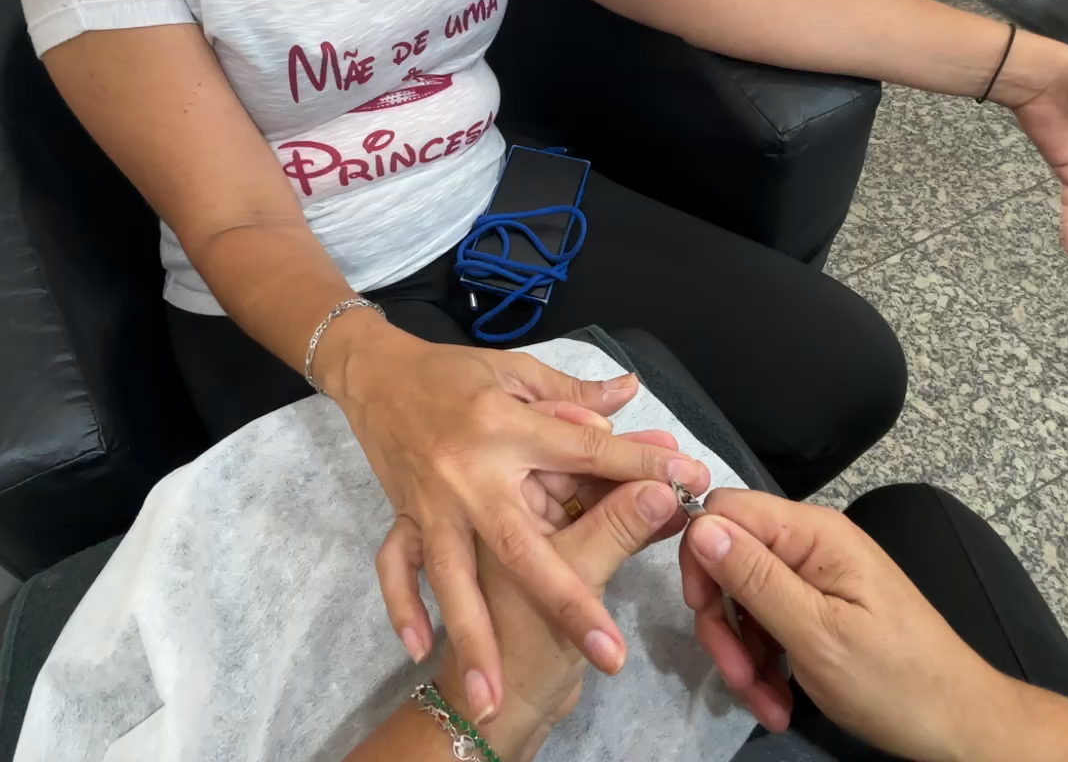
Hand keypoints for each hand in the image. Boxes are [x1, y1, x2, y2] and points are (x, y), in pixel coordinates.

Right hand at [328, 322, 710, 721]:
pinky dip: (404, 607)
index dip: (640, 465)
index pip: (584, 450)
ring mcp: (430, 500)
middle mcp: (469, 471)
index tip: (689, 483)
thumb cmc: (453, 370)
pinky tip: (422, 648)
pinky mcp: (401, 514)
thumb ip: (572, 391)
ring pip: (453, 576)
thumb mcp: (515, 371)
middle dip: (564, 599)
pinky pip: (395, 567)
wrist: (378, 373)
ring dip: (474, 636)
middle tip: (608, 652)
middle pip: (522, 543)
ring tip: (496, 696)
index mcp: (504, 425)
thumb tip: (631, 391)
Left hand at [432, 476, 687, 759]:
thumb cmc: (523, 637)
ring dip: (643, 493)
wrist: (505, 708)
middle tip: (691, 465)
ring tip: (692, 480)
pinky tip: (673, 512)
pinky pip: (601, 523)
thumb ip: (616, 527)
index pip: (568, 454)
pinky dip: (637, 521)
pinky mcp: (561, 550)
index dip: (626, 455)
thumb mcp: (573, 573)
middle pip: (586, 470)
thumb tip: (664, 487)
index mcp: (502, 486)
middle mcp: (517, 493)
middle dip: (640, 468)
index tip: (676, 454)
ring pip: (598, 496)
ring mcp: (540, 522)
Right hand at [679, 489, 1010, 760]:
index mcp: (810, 532)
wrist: (967, 732)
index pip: (724, 510)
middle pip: (728, 557)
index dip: (701, 554)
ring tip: (763, 700)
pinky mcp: (815, 604)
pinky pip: (766, 619)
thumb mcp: (817, 635)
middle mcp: (807, 541)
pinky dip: (762, 660)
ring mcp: (811, 574)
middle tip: (735, 674)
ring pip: (741, 596)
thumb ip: (755, 578)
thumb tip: (699, 525)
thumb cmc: (897, 683)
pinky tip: (776, 698)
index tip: (701, 610)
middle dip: (723, 619)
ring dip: (741, 651)